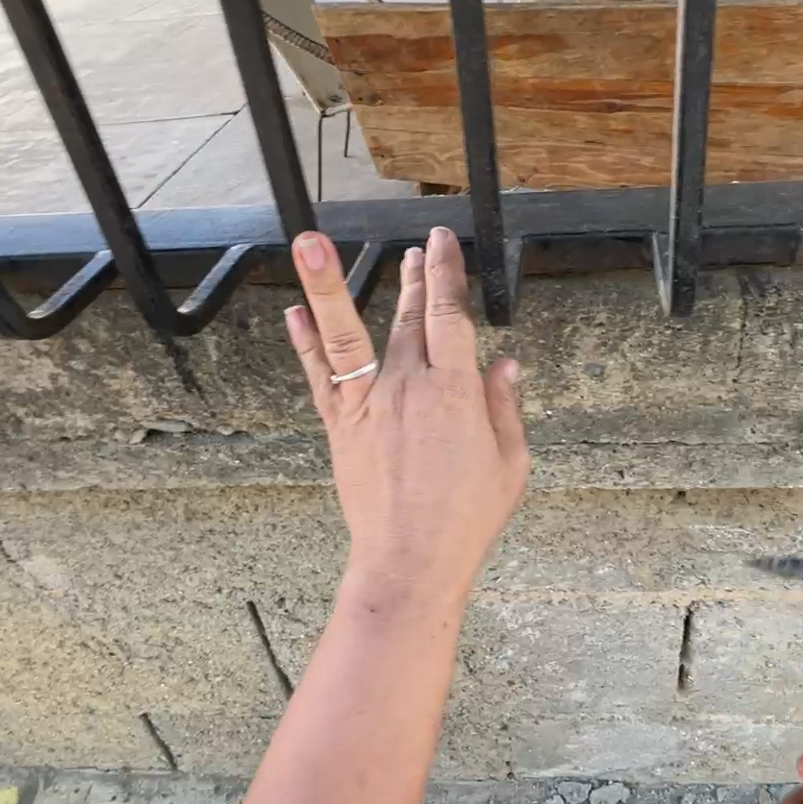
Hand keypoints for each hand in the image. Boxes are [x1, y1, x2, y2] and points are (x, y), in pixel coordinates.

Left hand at [284, 227, 529, 606]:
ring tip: (313, 244)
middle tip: (416, 249)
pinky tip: (293, 313)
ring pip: (348, 333)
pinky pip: (320, 377)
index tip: (442, 243)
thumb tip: (505, 365)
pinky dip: (304, 344)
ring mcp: (367, 404)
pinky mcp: (341, 426)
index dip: (446, 273)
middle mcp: (406, 387)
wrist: (410, 560)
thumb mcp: (510, 462)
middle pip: (409, 317)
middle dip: (415, 277)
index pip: (450, 315)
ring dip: (329, 286)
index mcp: (454, 392)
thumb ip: (503, 406)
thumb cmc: (467, 516)